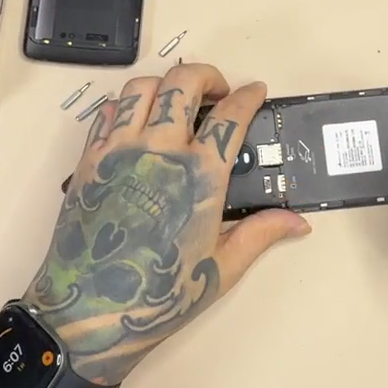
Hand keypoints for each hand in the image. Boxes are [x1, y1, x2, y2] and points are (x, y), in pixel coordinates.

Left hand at [24, 63, 309, 385]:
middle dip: (207, 75)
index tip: (255, 92)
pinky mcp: (89, 159)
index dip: (249, 96)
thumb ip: (261, 234)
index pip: (232, 115)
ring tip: (176, 100)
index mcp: (200, 176)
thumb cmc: (159, 295)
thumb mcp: (221, 268)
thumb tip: (297, 222)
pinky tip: (137, 119)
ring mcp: (120, 150)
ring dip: (165, 83)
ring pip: (142, 87)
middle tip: (216, 91)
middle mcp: (160, 151)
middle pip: (184, 82)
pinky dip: (126, 104)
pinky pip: (107, 111)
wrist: (89, 312)